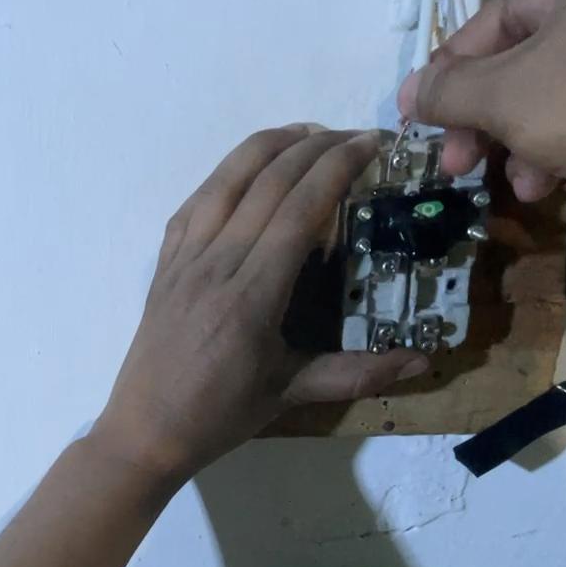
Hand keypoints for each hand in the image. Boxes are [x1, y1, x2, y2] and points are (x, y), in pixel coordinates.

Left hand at [92, 125, 427, 483]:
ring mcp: (182, 265)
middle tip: (351, 137)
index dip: (338, 165)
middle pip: (265, 183)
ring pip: (221, 184)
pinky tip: (239, 173)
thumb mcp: (287, 394)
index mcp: (252, 295)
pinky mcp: (160, 271)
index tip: (372, 144)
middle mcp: (215, 266)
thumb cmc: (216, 417)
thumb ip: (355, 373)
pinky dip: (218, 180)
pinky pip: (189, 209)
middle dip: (313, 146)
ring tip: (301, 133)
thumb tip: (421, 364)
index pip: (299, 207)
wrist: (144, 433)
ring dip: (263, 148)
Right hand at [403, 0, 565, 220]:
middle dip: (484, 117)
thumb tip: (413, 92)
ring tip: (514, 183)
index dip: (448, 70)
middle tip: (455, 165)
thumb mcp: (508, 93)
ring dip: (520, 141)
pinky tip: (553, 184)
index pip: (497, 12)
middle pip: (530, 54)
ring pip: (565, 86)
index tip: (418, 120)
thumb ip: (451, 91)